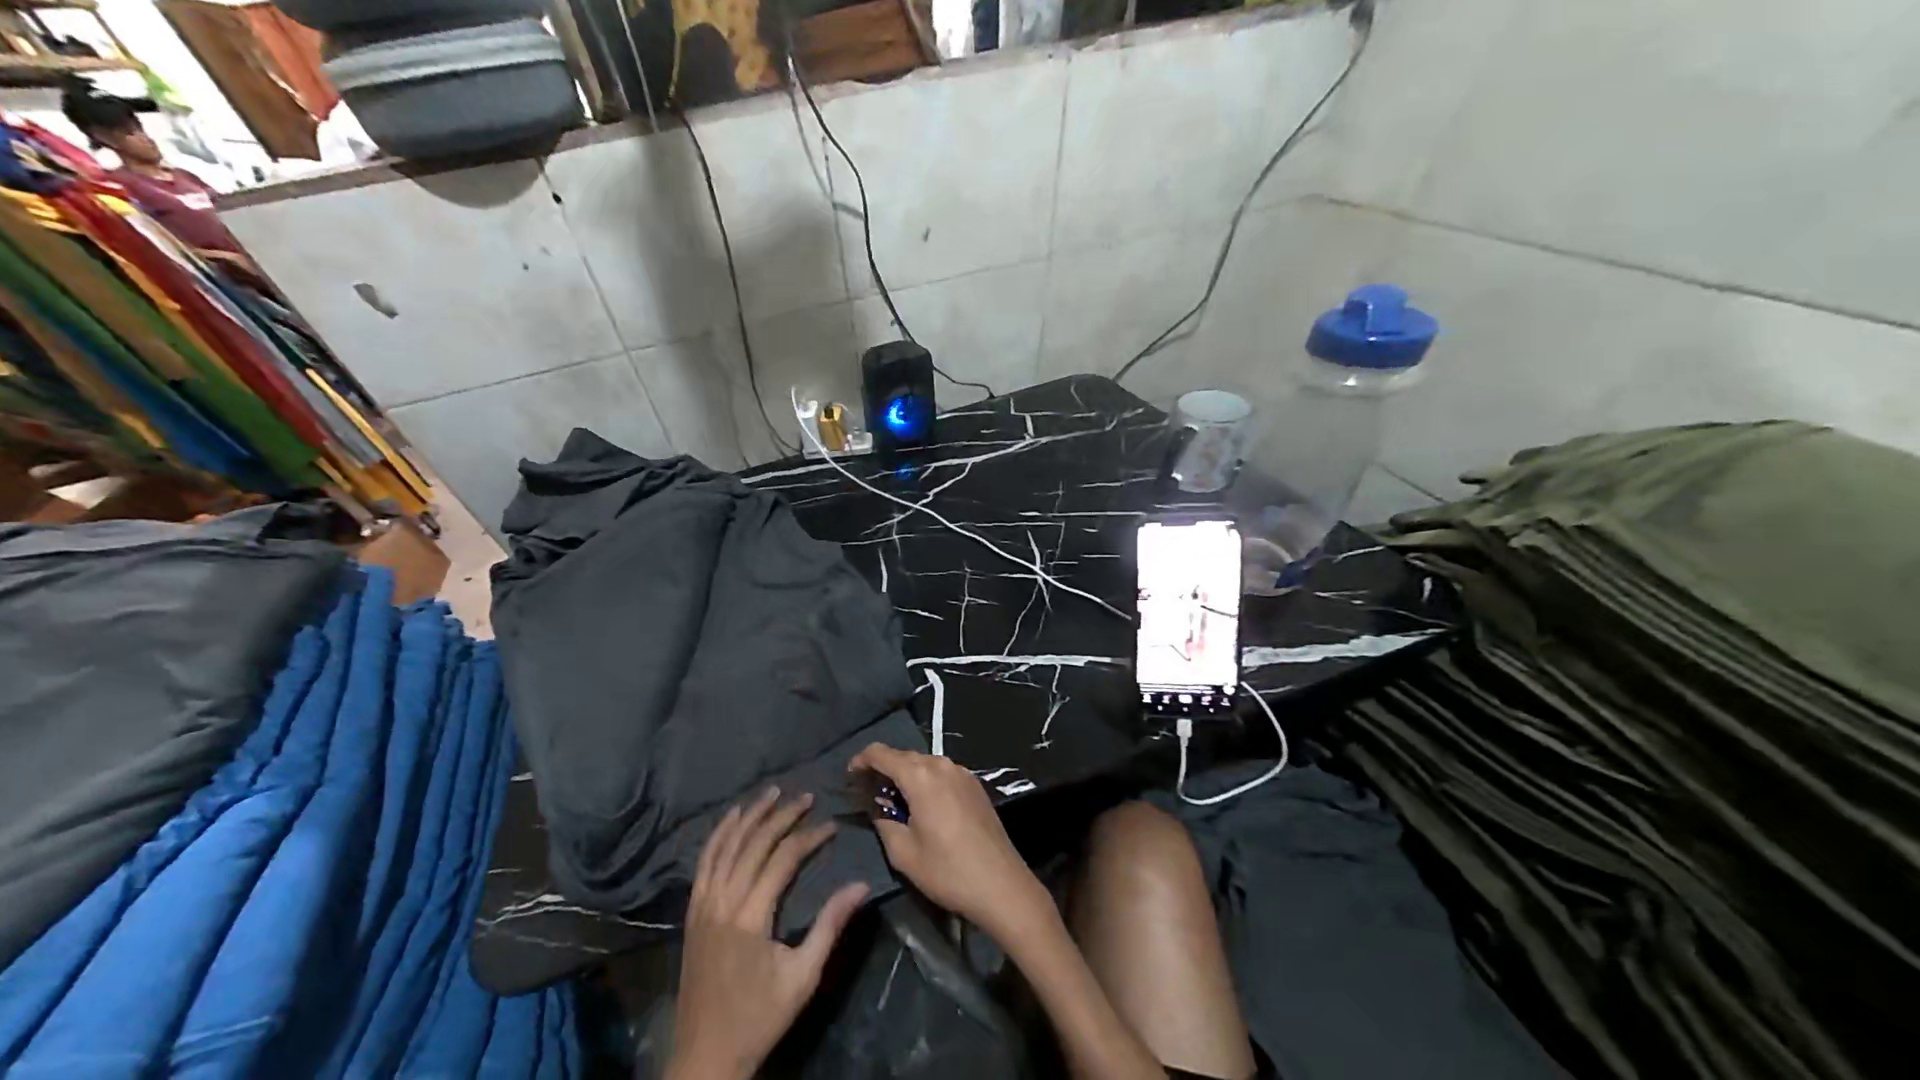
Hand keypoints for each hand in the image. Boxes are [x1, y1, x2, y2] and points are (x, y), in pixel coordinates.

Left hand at [666, 788, 869, 1079]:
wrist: (705, 1056)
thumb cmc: (760, 1017)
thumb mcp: (803, 976)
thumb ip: (830, 926)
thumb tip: (860, 886)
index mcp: (750, 917)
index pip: (782, 859)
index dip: (809, 837)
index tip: (831, 826)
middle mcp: (722, 902)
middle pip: (753, 844)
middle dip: (780, 816)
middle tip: (805, 796)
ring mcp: (702, 906)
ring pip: (724, 847)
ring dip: (748, 816)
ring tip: (770, 793)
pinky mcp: (692, 913)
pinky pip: (703, 863)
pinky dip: (718, 836)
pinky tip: (731, 820)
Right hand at [847, 744, 1050, 939]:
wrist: (1001, 885)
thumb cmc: (947, 871)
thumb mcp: (903, 852)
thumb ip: (883, 820)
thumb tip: (877, 804)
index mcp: (921, 776)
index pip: (882, 753)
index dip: (861, 760)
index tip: (849, 775)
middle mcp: (942, 765)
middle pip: (904, 756)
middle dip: (883, 769)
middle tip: (867, 791)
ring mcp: (962, 773)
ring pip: (924, 764)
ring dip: (906, 775)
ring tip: (893, 800)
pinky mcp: (975, 786)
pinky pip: (942, 774)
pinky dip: (926, 781)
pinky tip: (922, 804)